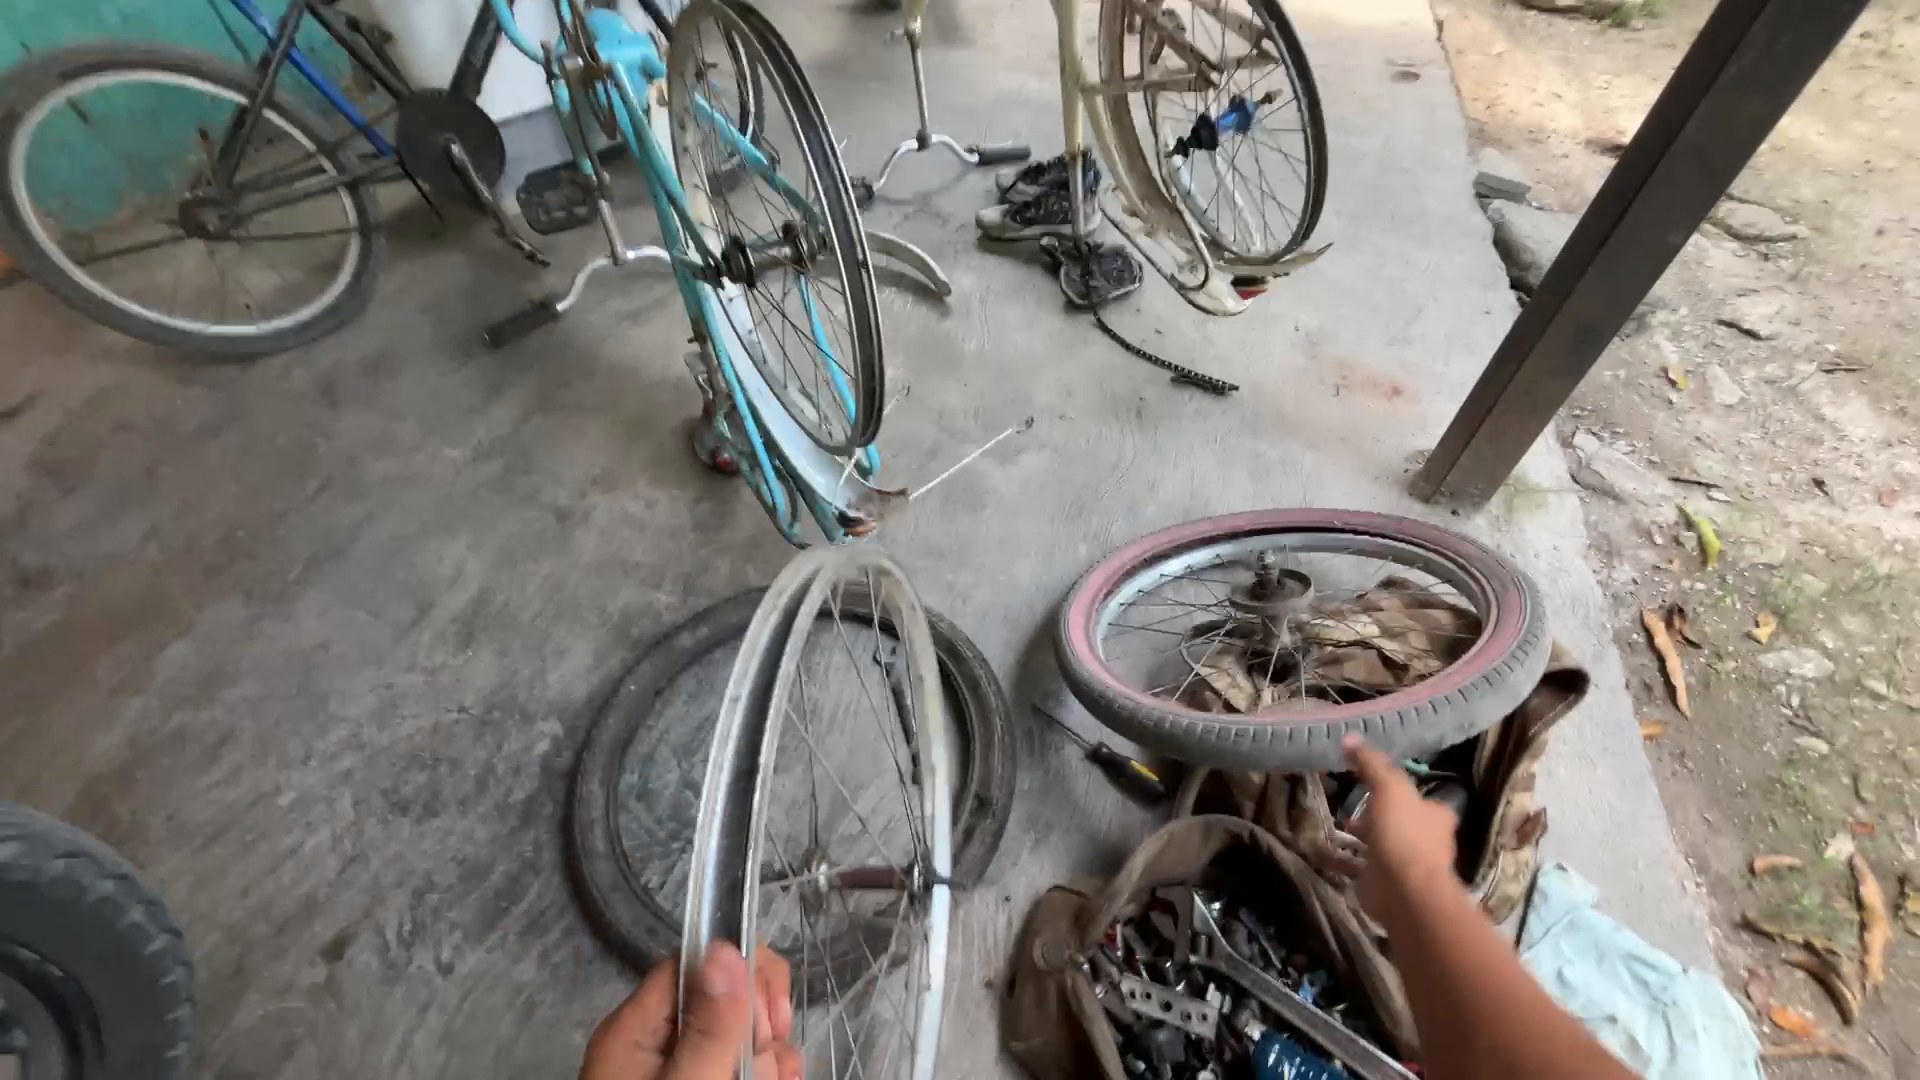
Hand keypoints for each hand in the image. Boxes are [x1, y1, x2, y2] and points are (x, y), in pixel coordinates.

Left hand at [581, 942, 799, 1079]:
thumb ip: (709, 1027)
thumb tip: (727, 946)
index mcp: (635, 1028)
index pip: (695, 960)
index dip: (742, 972)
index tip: (772, 1012)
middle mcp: (656, 1040)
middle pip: (726, 990)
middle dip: (759, 1020)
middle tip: (762, 1062)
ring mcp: (680, 1065)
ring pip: (743, 1028)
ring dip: (769, 1052)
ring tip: (776, 1079)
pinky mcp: (703, 1079)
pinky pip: (745, 1057)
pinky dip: (769, 1067)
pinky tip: (783, 1079)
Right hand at [1343, 735, 1460, 925]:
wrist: (1403, 890)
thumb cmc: (1403, 833)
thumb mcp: (1388, 787)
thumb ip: (1371, 763)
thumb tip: (1349, 738)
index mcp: (1435, 817)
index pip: (1425, 800)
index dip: (1407, 792)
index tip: (1382, 785)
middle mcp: (1426, 841)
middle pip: (1403, 822)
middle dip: (1380, 815)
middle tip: (1355, 804)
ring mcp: (1406, 865)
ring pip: (1382, 845)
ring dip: (1363, 837)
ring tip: (1340, 825)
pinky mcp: (1384, 882)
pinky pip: (1360, 866)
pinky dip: (1342, 859)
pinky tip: (1323, 851)